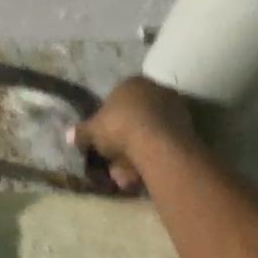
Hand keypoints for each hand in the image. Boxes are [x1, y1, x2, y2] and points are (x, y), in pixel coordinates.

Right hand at [72, 77, 198, 191]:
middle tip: (113, 160)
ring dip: (136, 154)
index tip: (103, 139)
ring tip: (125, 175)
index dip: (107, 121)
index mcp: (132, 83)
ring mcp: (175, 108)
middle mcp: (156, 90)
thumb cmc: (120, 128)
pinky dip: (151, 158)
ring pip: (149, 134)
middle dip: (123, 140)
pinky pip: (162, 145)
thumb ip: (81, 132)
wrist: (157, 144)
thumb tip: (69, 135)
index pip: (116, 99)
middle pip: (134, 118)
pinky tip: (140, 174)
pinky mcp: (188, 129)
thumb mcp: (92, 131)